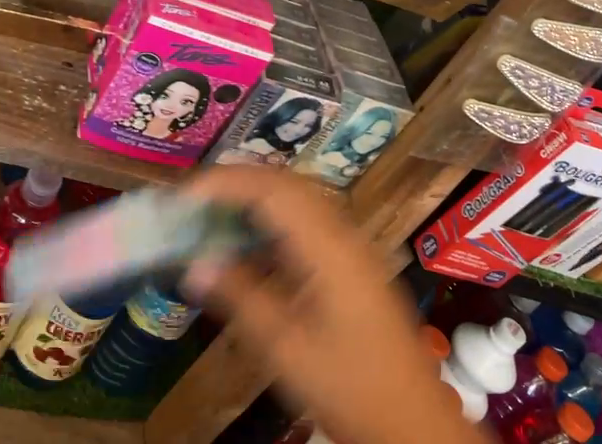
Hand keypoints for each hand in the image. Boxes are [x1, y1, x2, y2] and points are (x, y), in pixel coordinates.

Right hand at [182, 167, 474, 443]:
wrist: (416, 426)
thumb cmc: (352, 387)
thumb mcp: (287, 348)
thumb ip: (240, 298)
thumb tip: (193, 264)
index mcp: (329, 247)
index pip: (271, 189)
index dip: (225, 183)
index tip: (185, 197)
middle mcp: (342, 235)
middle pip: (285, 185)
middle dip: (235, 185)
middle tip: (192, 203)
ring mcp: (350, 250)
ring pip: (296, 202)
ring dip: (252, 202)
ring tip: (211, 219)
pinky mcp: (351, 268)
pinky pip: (305, 226)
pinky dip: (270, 225)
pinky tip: (246, 251)